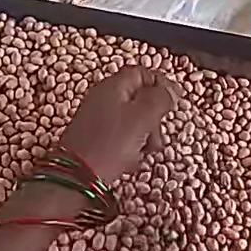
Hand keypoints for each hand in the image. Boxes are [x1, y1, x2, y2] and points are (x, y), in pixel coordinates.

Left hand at [55, 66, 179, 181]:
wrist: (75, 177)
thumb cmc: (108, 145)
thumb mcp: (141, 117)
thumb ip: (159, 98)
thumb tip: (171, 89)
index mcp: (113, 87)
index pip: (142, 73)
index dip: (161, 84)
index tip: (175, 100)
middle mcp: (103, 98)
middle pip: (139, 98)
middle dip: (154, 116)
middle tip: (158, 135)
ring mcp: (97, 119)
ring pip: (132, 119)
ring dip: (145, 134)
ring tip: (146, 150)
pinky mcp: (94, 138)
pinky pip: (121, 136)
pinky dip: (131, 145)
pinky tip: (131, 159)